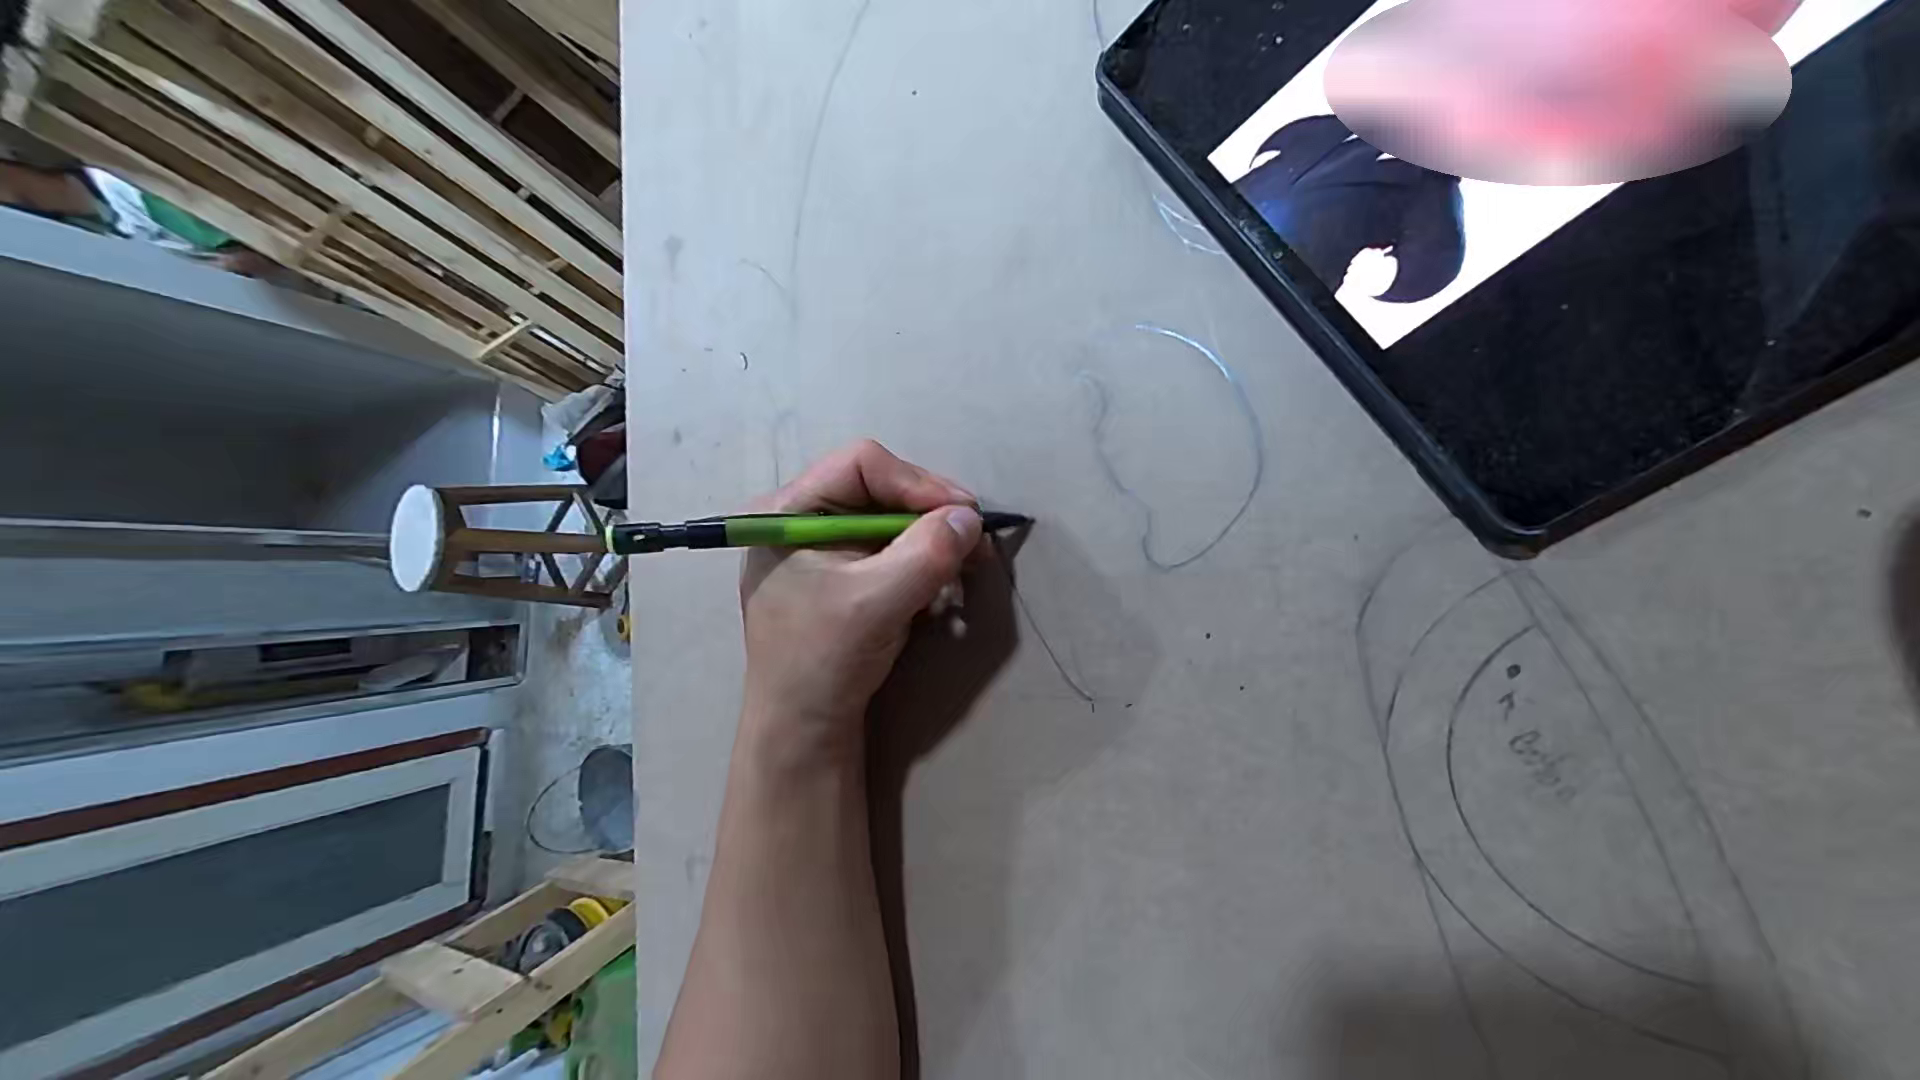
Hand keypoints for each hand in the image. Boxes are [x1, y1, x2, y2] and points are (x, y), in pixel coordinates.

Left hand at [739, 440, 983, 763]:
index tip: (963, 514)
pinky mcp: (845, 575)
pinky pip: (891, 548)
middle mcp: (804, 519)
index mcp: (788, 511)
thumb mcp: (875, 603)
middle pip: (879, 488)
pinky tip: (943, 580)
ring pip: (891, 518)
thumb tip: (970, 518)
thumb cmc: (822, 661)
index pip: (861, 466)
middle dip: (931, 511)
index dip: (917, 482)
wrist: (803, 730)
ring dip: (933, 537)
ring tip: (967, 560)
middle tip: (974, 537)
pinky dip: (923, 559)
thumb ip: (925, 554)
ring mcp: (824, 548)